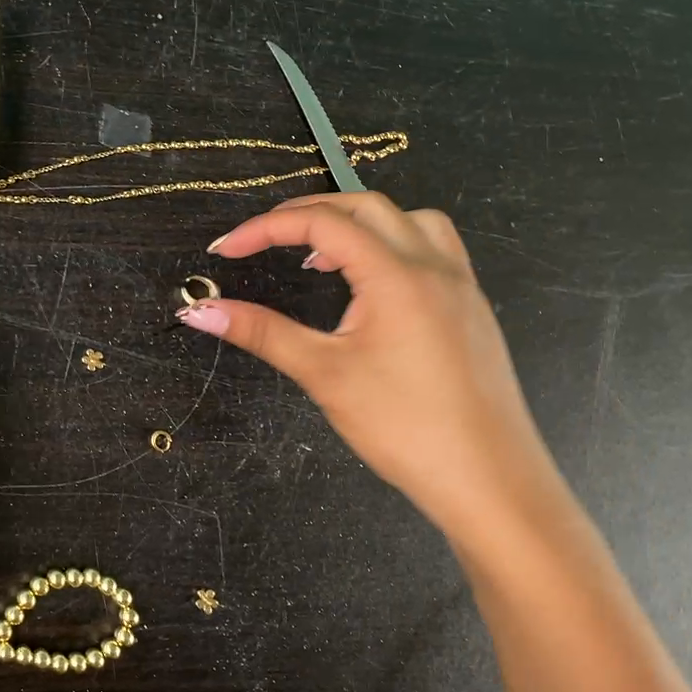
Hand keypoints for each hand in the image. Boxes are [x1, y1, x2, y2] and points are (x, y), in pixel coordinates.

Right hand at [179, 193, 563, 534]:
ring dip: (357, 222)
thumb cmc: (404, 427)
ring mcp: (460, 288)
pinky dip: (390, 244)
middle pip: (365, 206)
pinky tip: (367, 286)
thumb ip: (260, 332)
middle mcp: (433, 268)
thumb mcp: (323, 374)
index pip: (321, 223)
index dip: (265, 229)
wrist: (494, 486)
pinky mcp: (472, 311)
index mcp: (397, 276)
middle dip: (306, 213)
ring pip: (408, 220)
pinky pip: (431, 249)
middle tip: (262, 240)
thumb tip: (196, 310)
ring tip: (318, 256)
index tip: (225, 251)